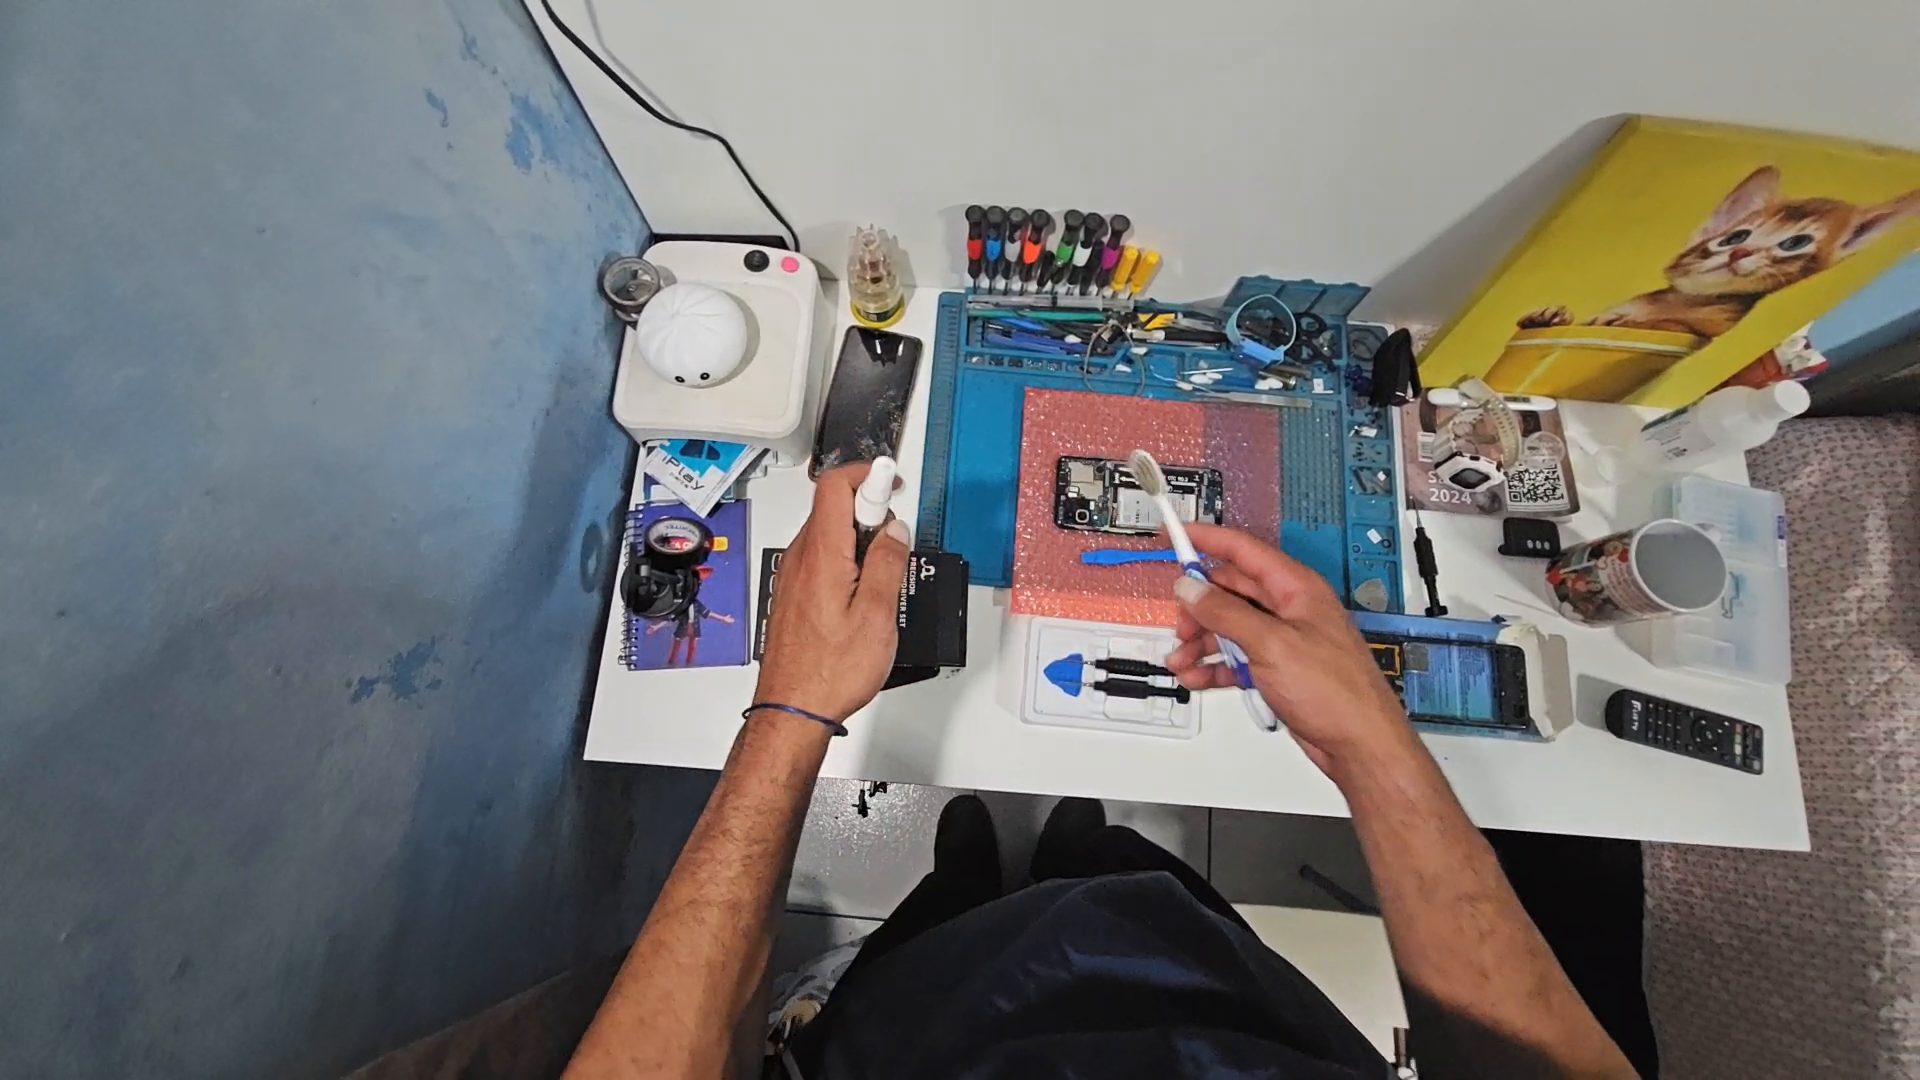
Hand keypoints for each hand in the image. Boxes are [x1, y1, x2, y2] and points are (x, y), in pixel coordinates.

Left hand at [753, 464, 911, 722]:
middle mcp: (801, 558)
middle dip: (870, 511)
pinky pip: (821, 557)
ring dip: (859, 538)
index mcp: (822, 555)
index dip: (866, 474)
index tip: (891, 483)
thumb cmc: (831, 670)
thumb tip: (896, 530)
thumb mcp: (876, 615)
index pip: (834, 486)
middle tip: (894, 543)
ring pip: (829, 533)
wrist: (792, 708)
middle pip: (833, 507)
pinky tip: (862, 592)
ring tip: (880, 577)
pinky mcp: (793, 592)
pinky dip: (846, 558)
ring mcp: (793, 575)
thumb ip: (887, 564)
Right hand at [1165, 524, 1417, 777]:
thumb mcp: (1272, 644)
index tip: (1175, 535)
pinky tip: (1198, 677)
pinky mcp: (1275, 667)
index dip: (1205, 540)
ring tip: (1182, 660)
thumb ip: (1225, 613)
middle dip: (1198, 606)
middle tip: (1180, 624)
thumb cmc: (1337, 694)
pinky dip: (1212, 665)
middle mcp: (1288, 609)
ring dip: (1200, 642)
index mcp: (1295, 589)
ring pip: (1227, 626)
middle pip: (1228, 590)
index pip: (1242, 550)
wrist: (1359, 746)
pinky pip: (1234, 657)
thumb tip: (1191, 587)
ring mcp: (1281, 639)